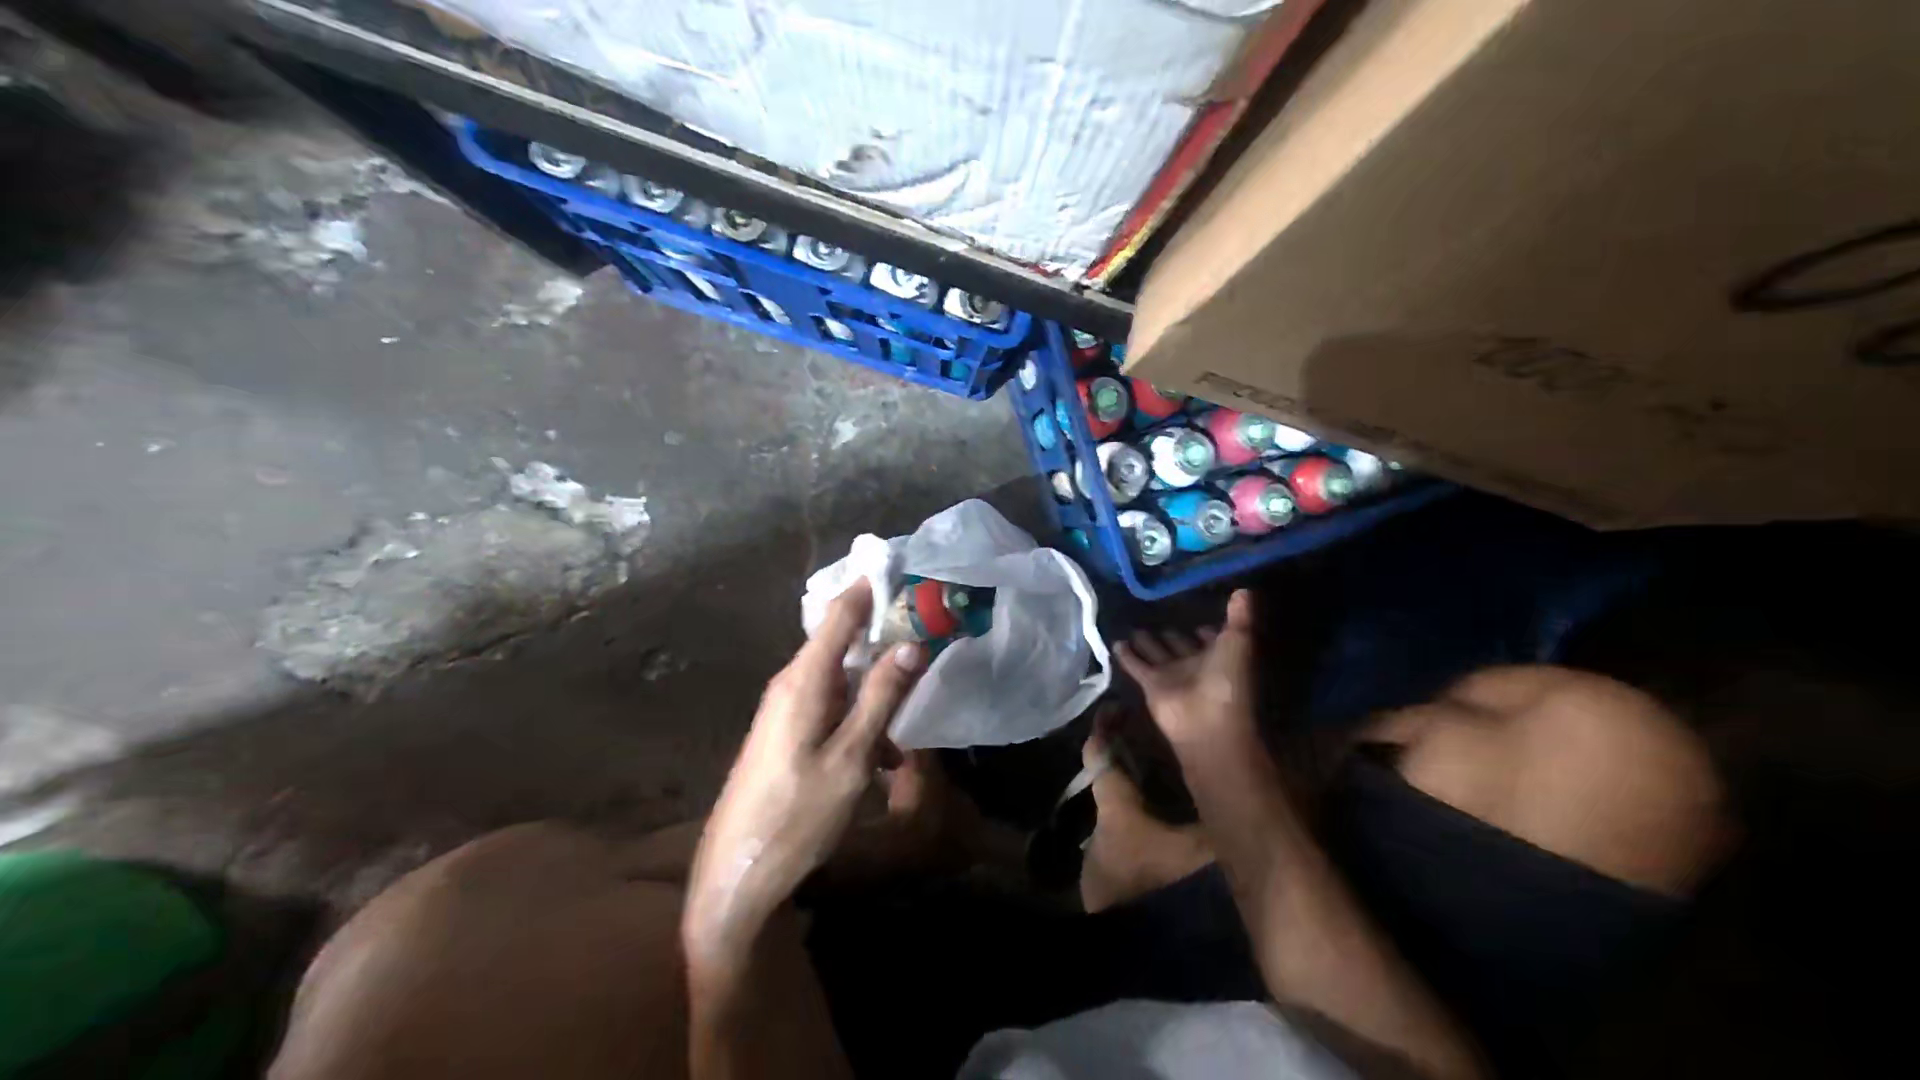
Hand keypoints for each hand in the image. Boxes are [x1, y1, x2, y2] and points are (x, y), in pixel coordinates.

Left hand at [683, 581, 924, 966]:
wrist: (737, 874)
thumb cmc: (797, 815)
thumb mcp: (851, 758)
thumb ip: (881, 698)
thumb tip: (912, 645)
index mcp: (804, 680)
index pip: (840, 613)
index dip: (869, 586)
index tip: (903, 565)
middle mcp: (791, 684)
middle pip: (843, 642)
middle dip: (885, 636)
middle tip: (930, 632)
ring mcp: (785, 709)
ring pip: (841, 679)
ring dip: (876, 689)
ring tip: (914, 708)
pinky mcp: (786, 733)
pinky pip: (830, 707)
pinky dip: (859, 718)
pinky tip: (884, 755)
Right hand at [1115, 589, 1257, 753]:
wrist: (1207, 721)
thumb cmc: (1228, 680)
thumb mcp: (1238, 641)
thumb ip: (1239, 617)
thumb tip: (1244, 588)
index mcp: (1218, 655)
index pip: (1210, 638)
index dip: (1205, 630)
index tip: (1195, 616)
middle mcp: (1194, 664)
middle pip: (1179, 645)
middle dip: (1170, 633)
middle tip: (1155, 617)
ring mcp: (1171, 675)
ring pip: (1155, 653)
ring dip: (1146, 642)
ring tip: (1133, 627)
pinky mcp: (1150, 684)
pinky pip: (1135, 666)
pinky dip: (1125, 655)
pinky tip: (1115, 641)